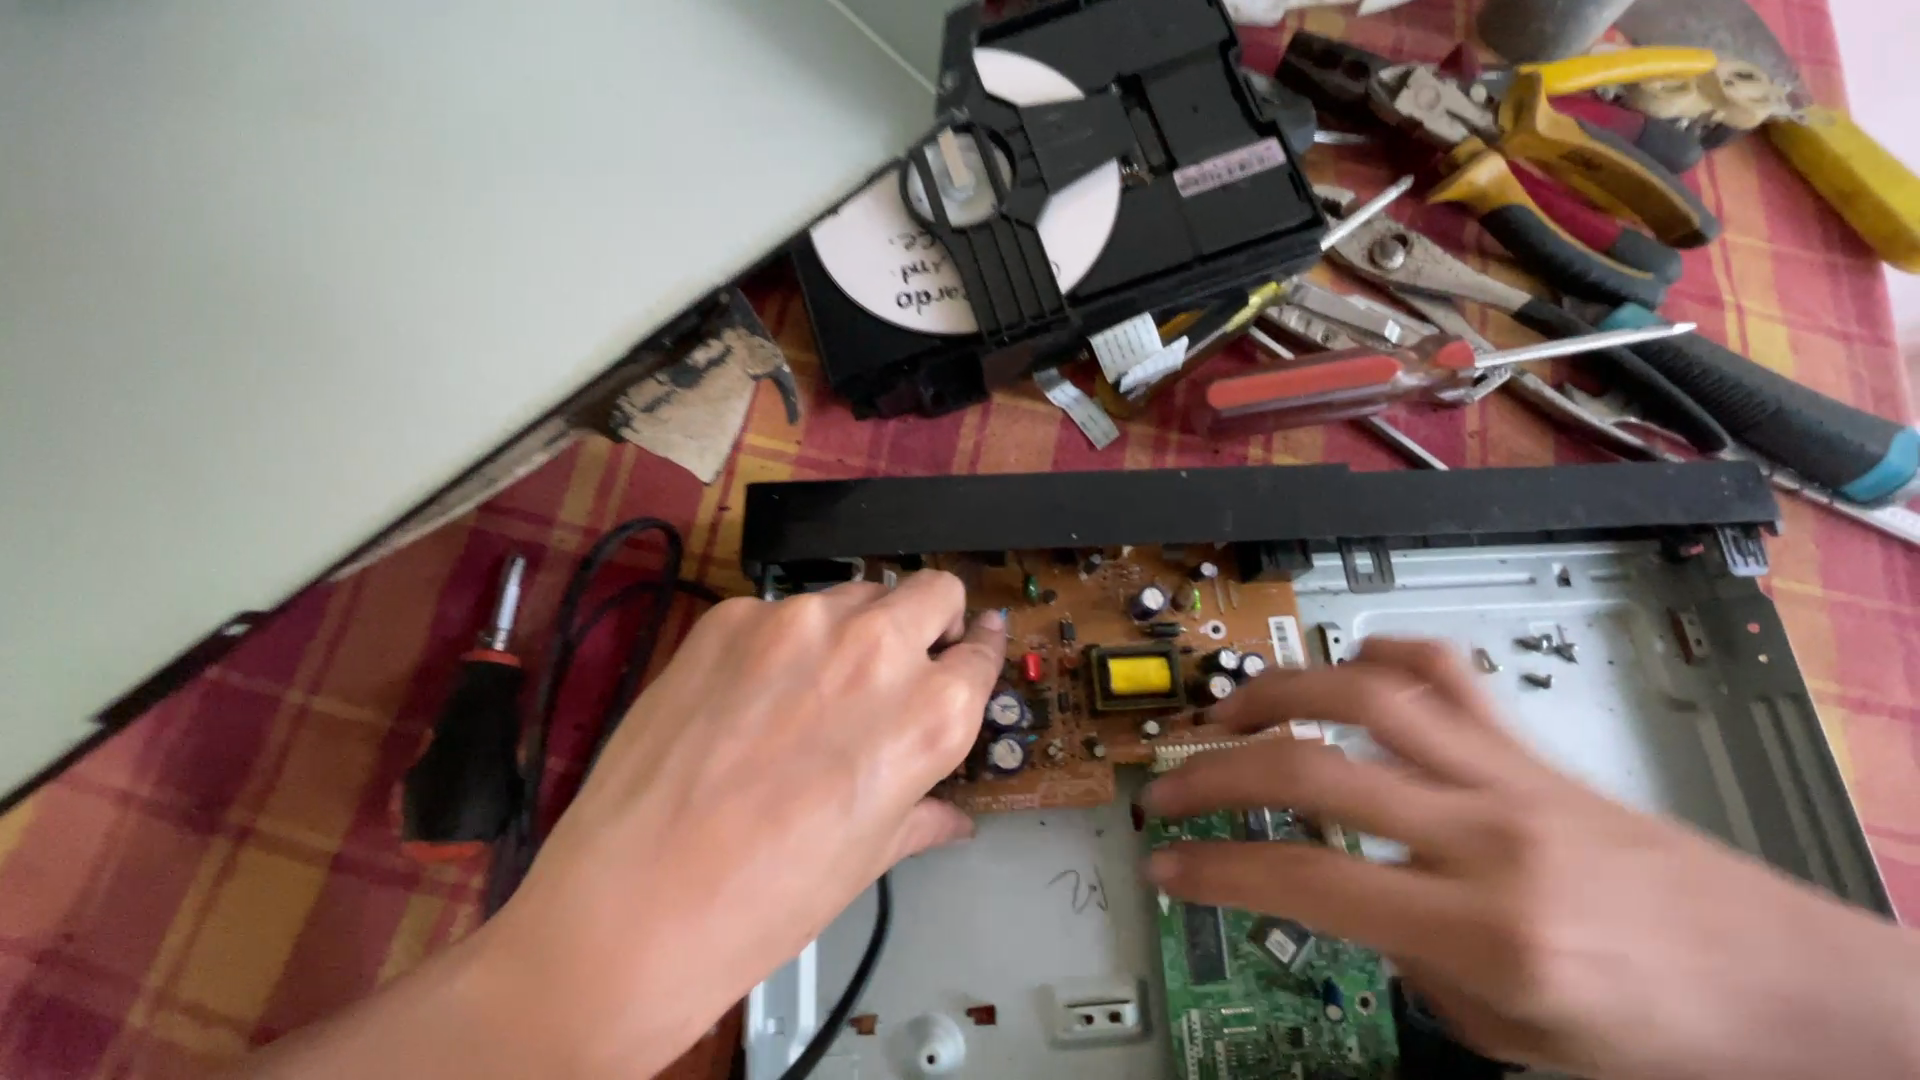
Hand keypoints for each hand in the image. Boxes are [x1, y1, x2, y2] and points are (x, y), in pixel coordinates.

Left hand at [479, 573, 1002, 1075]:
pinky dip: (781, 641)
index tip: (971, 644)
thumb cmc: (773, 896)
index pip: (980, 650)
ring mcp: (799, 622)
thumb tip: (954, 816)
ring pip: (853, 594)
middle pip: (932, 589)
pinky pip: (777, 611)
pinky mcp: (731, 617)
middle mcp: (876, 649)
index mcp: (930, 713)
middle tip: (900, 660)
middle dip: (929, 618)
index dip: (977, 649)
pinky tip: (748, 694)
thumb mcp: (869, 854)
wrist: (637, 903)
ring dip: (852, 628)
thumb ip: (923, 811)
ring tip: (810, 687)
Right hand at [1143, 637, 1919, 1079]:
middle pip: (1314, 771)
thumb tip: (1353, 901)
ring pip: (1368, 695)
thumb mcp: (1519, 1039)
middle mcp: (1490, 834)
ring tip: (1228, 711)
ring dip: (1277, 692)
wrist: (1810, 995)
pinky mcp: (1535, 752)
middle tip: (1169, 788)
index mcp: (1488, 928)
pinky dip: (1381, 655)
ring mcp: (1513, 778)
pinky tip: (1343, 666)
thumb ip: (1413, 963)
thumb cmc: (1673, 1040)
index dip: (1218, 871)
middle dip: (1216, 775)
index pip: (1308, 881)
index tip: (1167, 865)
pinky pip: (1448, 675)